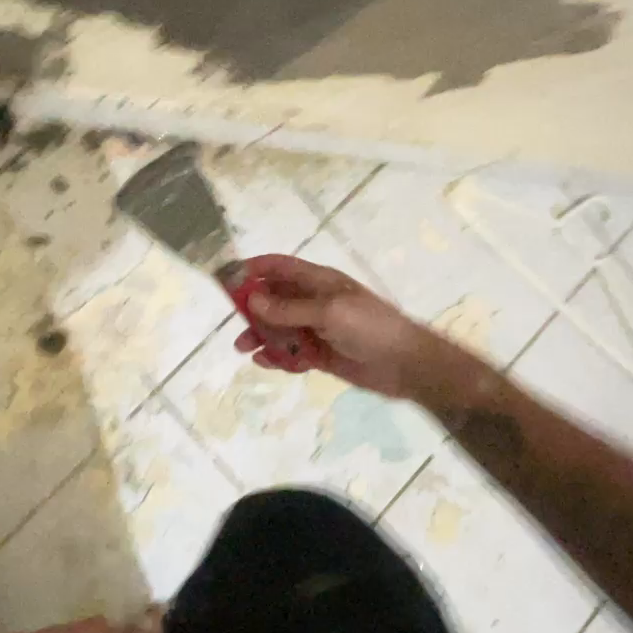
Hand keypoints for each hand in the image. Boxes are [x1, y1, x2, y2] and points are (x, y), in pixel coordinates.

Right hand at [233, 253, 466, 400]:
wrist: (406, 365)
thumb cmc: (371, 328)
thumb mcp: (328, 313)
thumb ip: (289, 308)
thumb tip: (251, 300)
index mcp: (318, 282)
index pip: (278, 267)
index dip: (252, 268)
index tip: (225, 279)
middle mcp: (313, 302)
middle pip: (272, 299)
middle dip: (250, 308)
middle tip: (234, 322)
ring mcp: (315, 329)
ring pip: (277, 328)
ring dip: (259, 336)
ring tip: (244, 348)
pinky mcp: (318, 354)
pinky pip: (288, 352)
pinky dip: (276, 357)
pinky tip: (265, 363)